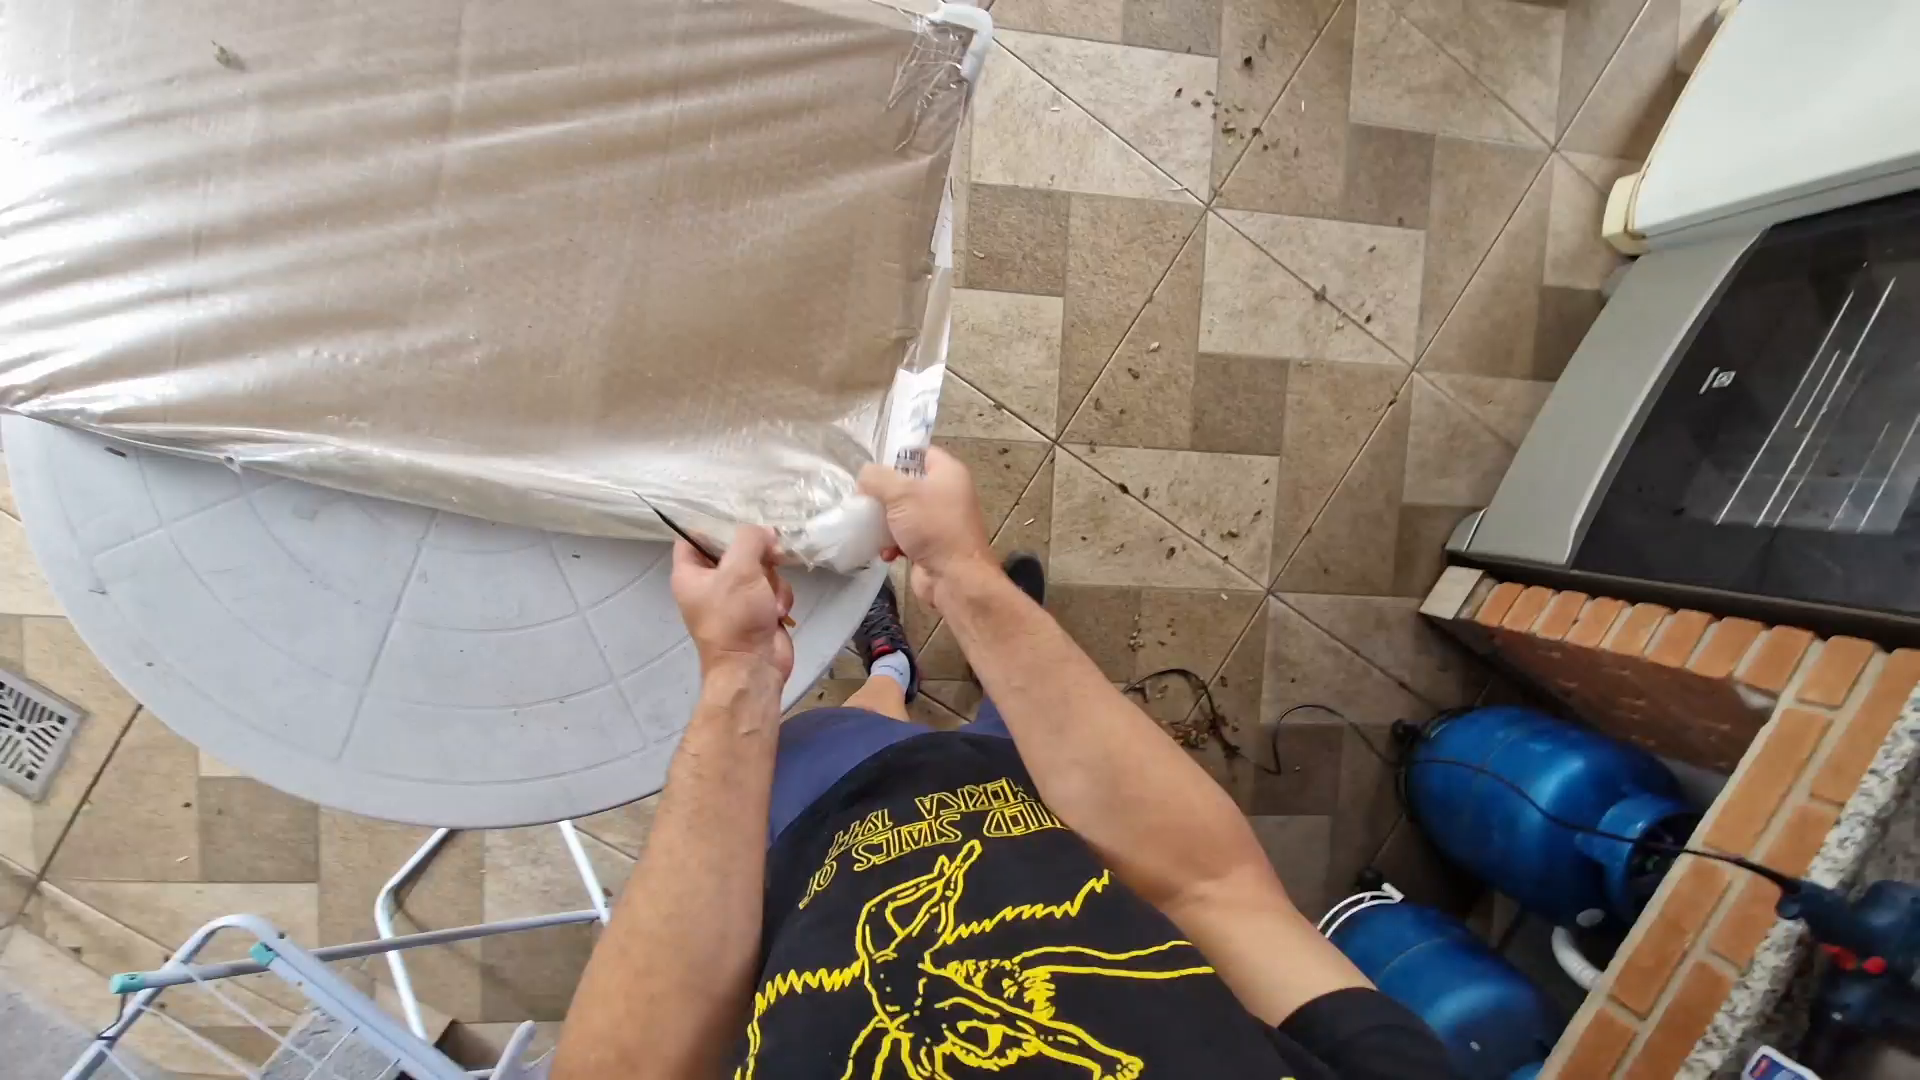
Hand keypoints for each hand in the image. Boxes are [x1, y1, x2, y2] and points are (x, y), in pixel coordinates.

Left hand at [670, 527, 794, 681]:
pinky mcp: (759, 608)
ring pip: (762, 568)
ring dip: (772, 580)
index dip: (716, 526)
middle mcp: (711, 583)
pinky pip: (773, 587)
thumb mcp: (740, 569)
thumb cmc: (735, 617)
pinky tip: (777, 612)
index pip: (693, 536)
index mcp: (690, 573)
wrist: (753, 667)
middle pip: (737, 549)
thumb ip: (750, 539)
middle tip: (772, 556)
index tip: (741, 522)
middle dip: (759, 554)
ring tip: (769, 599)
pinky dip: (779, 597)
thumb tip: (766, 532)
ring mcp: (736, 597)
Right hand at [857, 446, 993, 612]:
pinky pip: (905, 536)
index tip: (873, 469)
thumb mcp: (901, 493)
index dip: (896, 457)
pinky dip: (893, 543)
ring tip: (873, 529)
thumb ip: (877, 477)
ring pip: (902, 513)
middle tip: (865, 500)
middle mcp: (947, 493)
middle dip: (884, 494)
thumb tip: (864, 477)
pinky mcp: (932, 545)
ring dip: (884, 523)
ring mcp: (940, 521)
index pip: (920, 452)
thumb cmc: (933, 527)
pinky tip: (887, 553)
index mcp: (948, 472)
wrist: (955, 578)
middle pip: (907, 484)